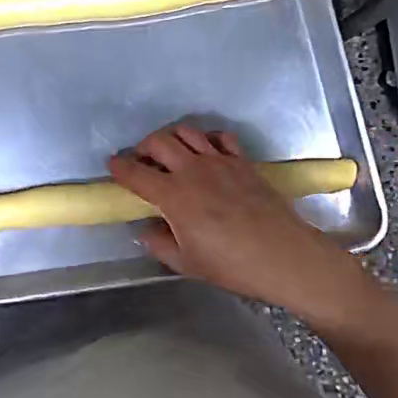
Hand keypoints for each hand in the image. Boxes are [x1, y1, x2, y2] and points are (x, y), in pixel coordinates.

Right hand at [108, 124, 379, 328]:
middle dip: (143, 147)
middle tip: (140, 160)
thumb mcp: (186, 263)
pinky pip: (219, 137)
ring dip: (171, 137)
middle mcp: (193, 170)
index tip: (112, 165)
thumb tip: (147, 230)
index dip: (119, 167)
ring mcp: (220, 162)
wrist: (284, 256)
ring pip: (186, 132)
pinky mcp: (242, 162)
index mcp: (173, 196)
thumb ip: (159, 243)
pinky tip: (206, 152)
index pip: (136, 173)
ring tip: (170, 153)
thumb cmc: (232, 265)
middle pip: (158, 141)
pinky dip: (206, 139)